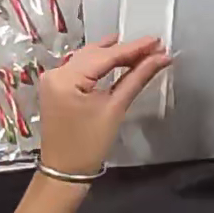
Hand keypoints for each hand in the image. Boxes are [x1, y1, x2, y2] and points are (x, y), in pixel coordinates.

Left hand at [36, 35, 172, 174]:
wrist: (65, 171)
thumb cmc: (88, 145)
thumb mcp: (115, 109)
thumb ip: (136, 78)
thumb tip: (159, 59)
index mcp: (65, 78)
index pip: (105, 56)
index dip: (134, 48)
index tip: (157, 41)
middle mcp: (55, 73)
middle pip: (96, 54)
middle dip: (125, 50)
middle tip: (154, 47)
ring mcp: (53, 79)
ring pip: (88, 58)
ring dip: (113, 55)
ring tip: (142, 52)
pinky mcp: (57, 87)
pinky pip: (81, 68)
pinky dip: (100, 65)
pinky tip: (118, 61)